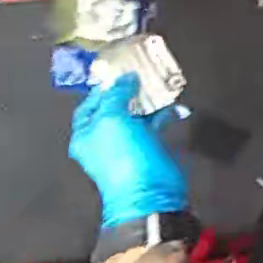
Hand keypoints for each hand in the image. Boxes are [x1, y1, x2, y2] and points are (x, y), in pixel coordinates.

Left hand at [69, 73, 187, 228]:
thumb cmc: (124, 160)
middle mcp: (106, 137)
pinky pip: (157, 123)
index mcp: (87, 133)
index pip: (92, 102)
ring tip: (161, 87)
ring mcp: (130, 142)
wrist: (151, 191)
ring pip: (138, 113)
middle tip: (143, 75)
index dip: (105, 86)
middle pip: (116, 105)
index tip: (121, 71)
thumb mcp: (111, 120)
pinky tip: (176, 109)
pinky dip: (167, 114)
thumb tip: (125, 79)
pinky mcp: (152, 146)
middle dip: (130, 90)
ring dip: (150, 100)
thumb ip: (115, 95)